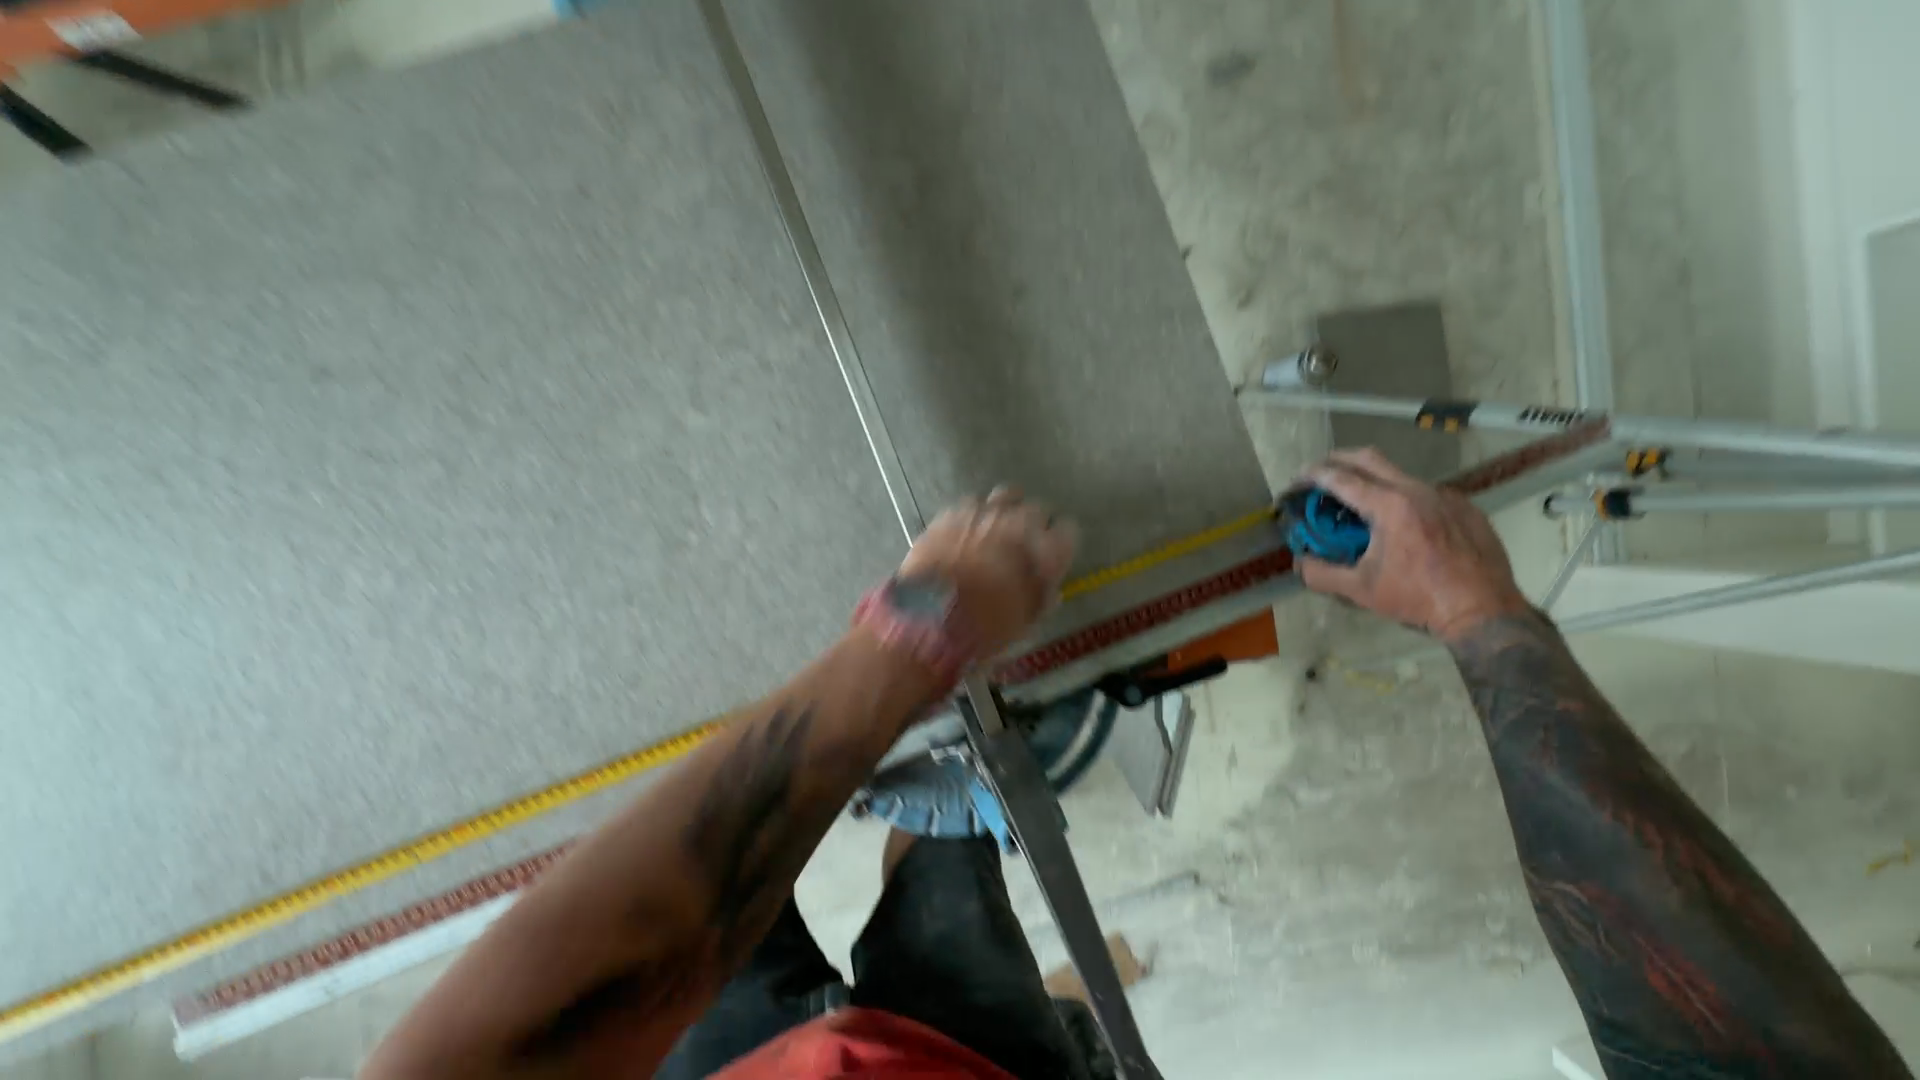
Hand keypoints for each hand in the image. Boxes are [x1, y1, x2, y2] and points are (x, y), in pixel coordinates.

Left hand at [899, 487, 1078, 660]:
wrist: (928, 618)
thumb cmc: (985, 627)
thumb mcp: (1024, 622)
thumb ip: (1042, 598)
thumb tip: (1050, 591)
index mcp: (1044, 549)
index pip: (1067, 531)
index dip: (1059, 544)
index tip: (1051, 557)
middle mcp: (1018, 522)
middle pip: (1036, 509)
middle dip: (1032, 524)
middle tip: (1022, 545)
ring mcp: (982, 512)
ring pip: (1003, 498)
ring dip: (1003, 513)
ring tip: (994, 532)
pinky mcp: (950, 513)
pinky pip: (970, 506)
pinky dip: (973, 517)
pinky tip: (966, 534)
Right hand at [1295, 448, 1529, 641]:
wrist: (1484, 611)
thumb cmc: (1418, 599)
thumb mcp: (1360, 590)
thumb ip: (1321, 574)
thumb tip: (1299, 563)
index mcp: (1390, 506)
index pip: (1342, 478)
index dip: (1313, 475)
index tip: (1296, 479)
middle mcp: (1418, 490)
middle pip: (1369, 458)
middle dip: (1338, 460)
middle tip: (1319, 473)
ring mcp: (1446, 496)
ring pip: (1399, 475)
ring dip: (1372, 480)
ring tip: (1358, 504)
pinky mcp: (1465, 507)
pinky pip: (1426, 493)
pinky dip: (1403, 498)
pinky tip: (1400, 525)